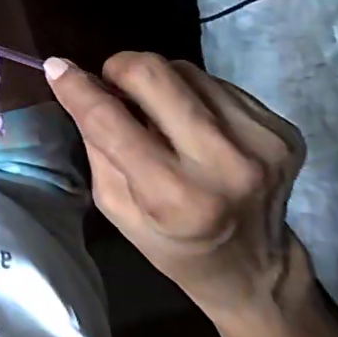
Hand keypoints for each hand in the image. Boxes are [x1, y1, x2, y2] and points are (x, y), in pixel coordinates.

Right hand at [45, 53, 312, 336]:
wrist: (256, 269)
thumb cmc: (171, 244)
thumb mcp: (115, 205)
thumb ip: (98, 142)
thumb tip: (77, 81)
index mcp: (175, 196)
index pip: (110, 120)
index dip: (77, 88)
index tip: (56, 67)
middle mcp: (225, 163)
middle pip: (153, 73)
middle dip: (119, 70)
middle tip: (111, 86)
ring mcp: (260, 142)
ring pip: (184, 70)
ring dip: (158, 83)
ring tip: (156, 112)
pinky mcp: (280, 128)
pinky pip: (215, 83)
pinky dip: (190, 93)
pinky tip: (191, 122)